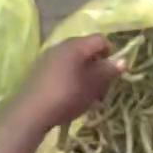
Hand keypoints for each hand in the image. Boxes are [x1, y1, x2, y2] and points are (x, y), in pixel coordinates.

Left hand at [8, 36, 124, 129]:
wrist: (30, 112)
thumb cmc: (67, 95)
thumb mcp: (92, 85)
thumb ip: (107, 71)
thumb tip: (122, 60)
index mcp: (75, 45)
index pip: (100, 39)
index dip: (111, 52)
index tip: (114, 72)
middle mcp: (60, 46)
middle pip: (85, 48)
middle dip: (98, 64)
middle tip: (103, 84)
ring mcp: (48, 57)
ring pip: (73, 58)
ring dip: (85, 71)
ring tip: (89, 92)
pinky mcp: (40, 70)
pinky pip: (62, 66)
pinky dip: (71, 76)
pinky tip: (72, 94)